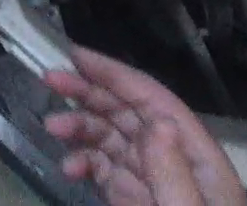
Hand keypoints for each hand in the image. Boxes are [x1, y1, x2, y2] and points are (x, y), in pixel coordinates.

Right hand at [43, 47, 246, 205]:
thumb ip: (174, 176)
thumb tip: (156, 122)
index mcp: (199, 162)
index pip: (155, 102)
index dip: (116, 74)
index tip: (75, 55)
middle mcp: (176, 164)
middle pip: (129, 113)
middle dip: (88, 93)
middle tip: (47, 80)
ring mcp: (154, 183)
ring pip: (112, 136)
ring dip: (80, 126)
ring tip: (52, 131)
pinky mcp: (134, 201)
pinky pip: (105, 168)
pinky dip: (83, 161)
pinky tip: (68, 169)